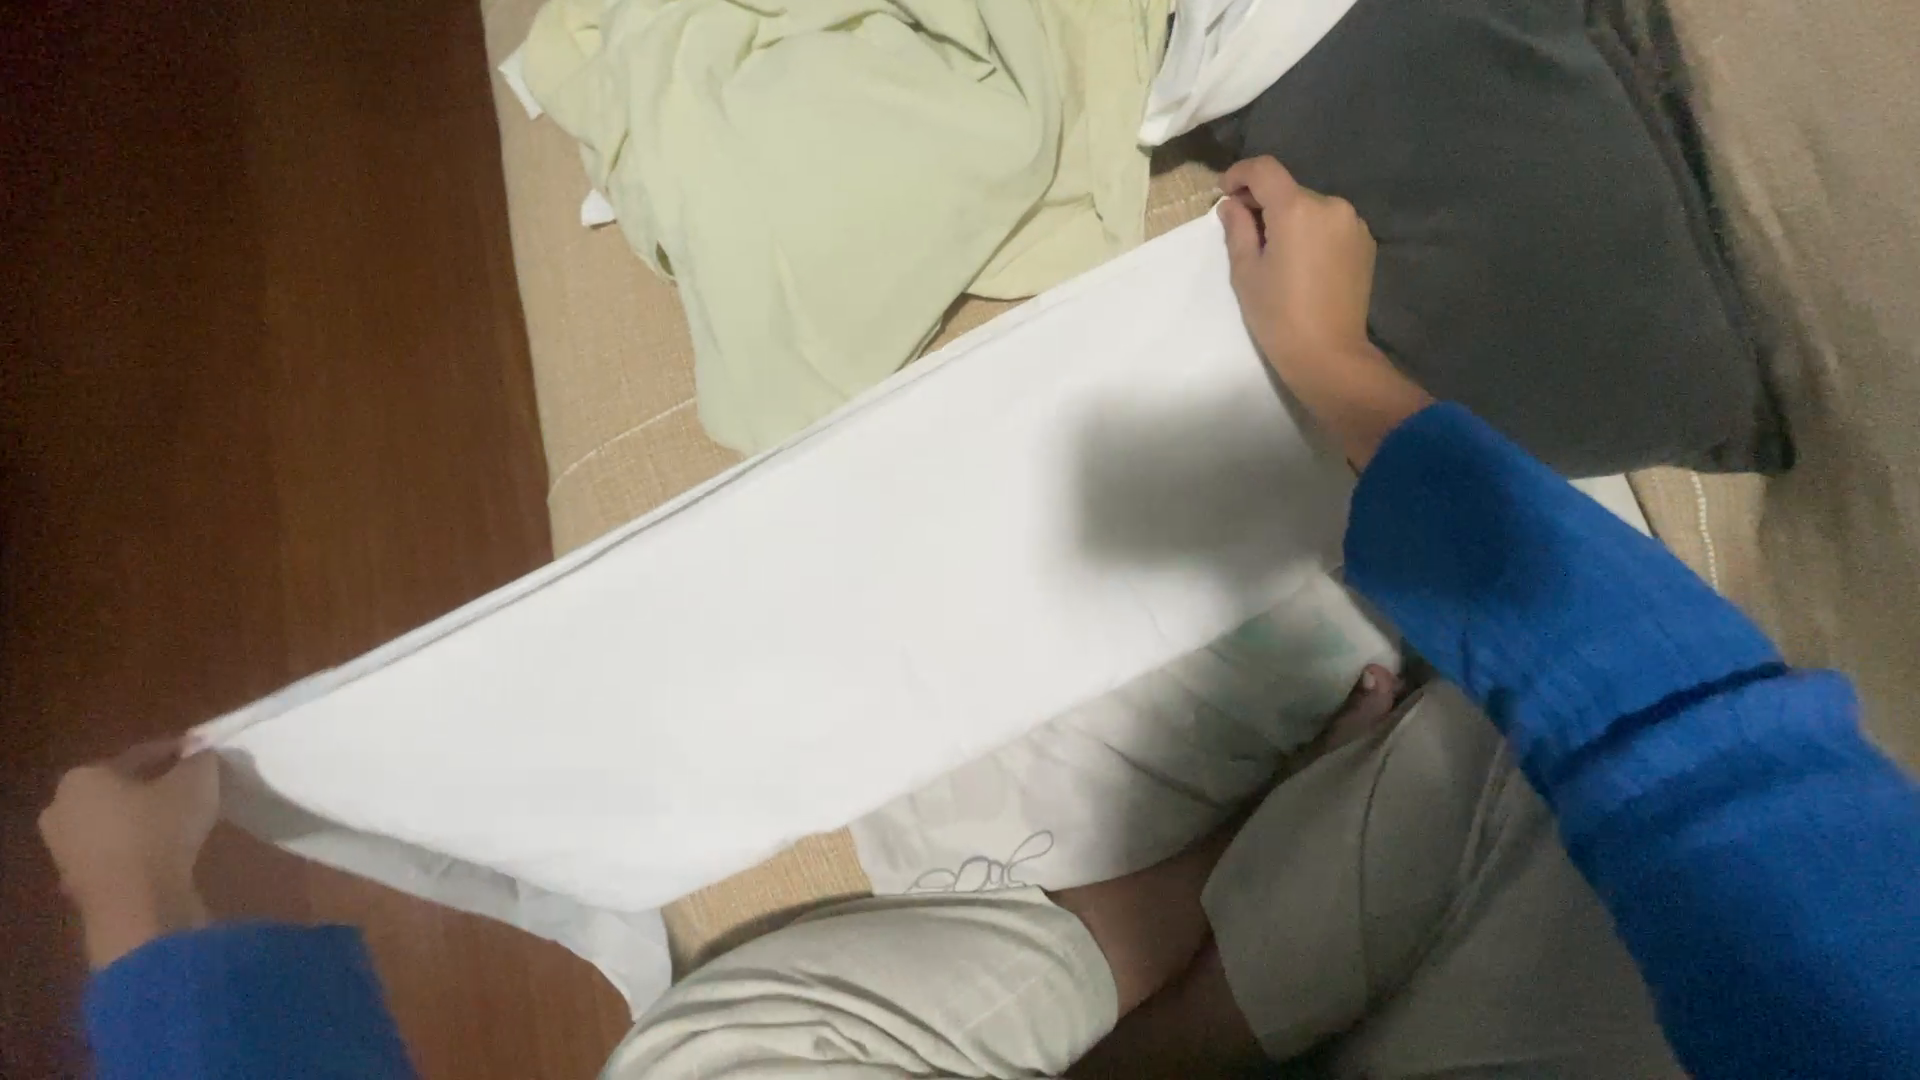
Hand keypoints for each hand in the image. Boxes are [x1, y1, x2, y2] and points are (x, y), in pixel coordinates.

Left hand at [39, 739, 216, 967]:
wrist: (135, 895)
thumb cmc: (162, 825)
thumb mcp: (197, 780)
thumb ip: (200, 759)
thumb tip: (200, 753)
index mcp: (85, 777)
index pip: (143, 754)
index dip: (182, 750)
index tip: (209, 753)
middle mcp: (61, 805)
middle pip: (123, 784)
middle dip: (158, 782)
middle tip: (196, 783)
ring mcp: (62, 842)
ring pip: (116, 815)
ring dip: (147, 811)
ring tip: (186, 813)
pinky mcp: (75, 871)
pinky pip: (114, 842)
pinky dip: (139, 836)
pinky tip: (167, 840)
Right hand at [1216, 157, 1431, 466]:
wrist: (1328, 353)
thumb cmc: (1277, 315)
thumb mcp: (1246, 273)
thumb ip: (1238, 230)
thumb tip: (1232, 206)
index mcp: (1297, 209)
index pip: (1265, 170)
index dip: (1240, 174)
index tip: (1224, 191)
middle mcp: (1330, 205)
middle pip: (1289, 191)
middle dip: (1265, 204)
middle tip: (1244, 233)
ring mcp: (1353, 223)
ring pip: (1311, 209)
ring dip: (1290, 221)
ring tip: (1276, 255)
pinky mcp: (1364, 243)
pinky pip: (1330, 226)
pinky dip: (1312, 234)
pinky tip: (1302, 266)